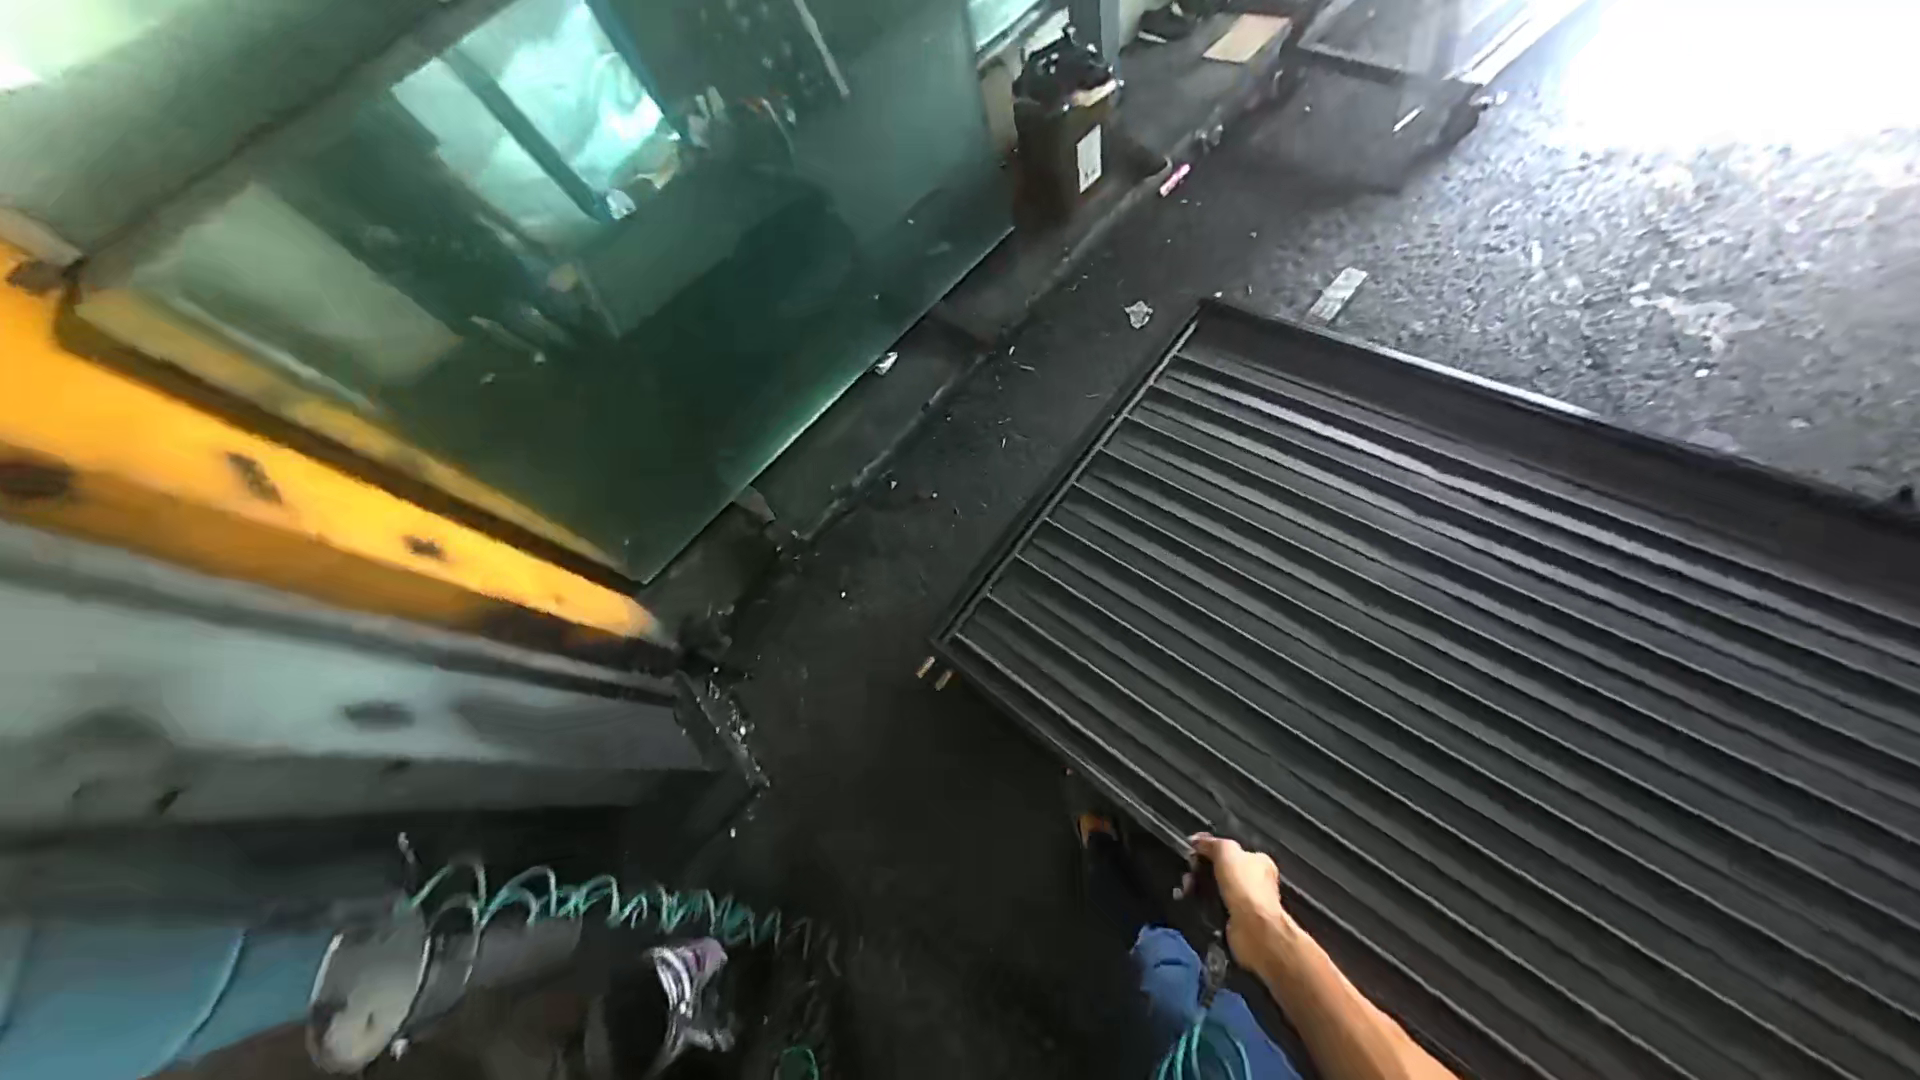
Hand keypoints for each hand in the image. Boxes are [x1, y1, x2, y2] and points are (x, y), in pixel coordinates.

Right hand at [1189, 833, 1287, 961]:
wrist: (1254, 930)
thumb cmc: (1246, 886)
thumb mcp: (1226, 850)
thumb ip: (1210, 843)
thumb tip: (1196, 841)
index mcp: (1259, 862)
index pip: (1231, 850)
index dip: (1211, 847)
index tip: (1195, 848)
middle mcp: (1254, 882)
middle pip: (1219, 869)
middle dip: (1201, 868)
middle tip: (1191, 869)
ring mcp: (1244, 903)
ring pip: (1213, 888)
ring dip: (1198, 886)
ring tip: (1188, 886)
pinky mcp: (1234, 920)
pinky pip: (1211, 906)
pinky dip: (1201, 903)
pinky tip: (1193, 900)